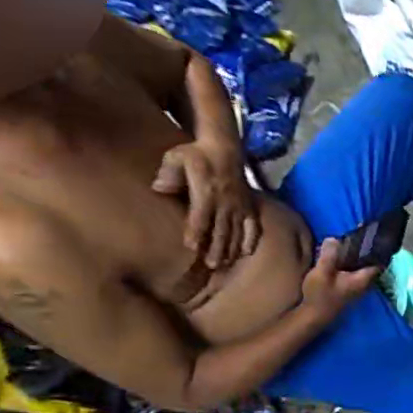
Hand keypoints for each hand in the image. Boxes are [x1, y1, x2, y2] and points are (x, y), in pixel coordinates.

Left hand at [153, 140, 261, 269]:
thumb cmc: (196, 154)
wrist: (224, 147)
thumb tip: (158, 188)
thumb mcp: (177, 157)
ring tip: (224, 264)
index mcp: (206, 191)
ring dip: (230, 249)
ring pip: (236, 232)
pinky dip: (251, 240)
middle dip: (216, 248)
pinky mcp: (249, 207)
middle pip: (221, 229)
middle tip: (211, 265)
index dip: (196, 232)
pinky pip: (254, 227)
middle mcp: (225, 202)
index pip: (201, 216)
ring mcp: (239, 206)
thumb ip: (168, 173)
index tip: (192, 247)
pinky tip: (247, 253)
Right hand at [299, 238, 381, 318]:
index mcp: (362, 279)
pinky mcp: (347, 288)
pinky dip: (348, 262)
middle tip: (359, 234)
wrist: (313, 316)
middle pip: (369, 263)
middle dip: (365, 250)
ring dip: (355, 256)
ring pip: (360, 267)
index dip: (378, 249)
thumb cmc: (320, 295)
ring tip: (349, 240)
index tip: (374, 236)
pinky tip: (339, 255)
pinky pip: (352, 271)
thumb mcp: (322, 272)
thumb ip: (330, 255)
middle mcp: (363, 284)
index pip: (379, 262)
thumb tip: (334, 238)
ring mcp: (356, 287)